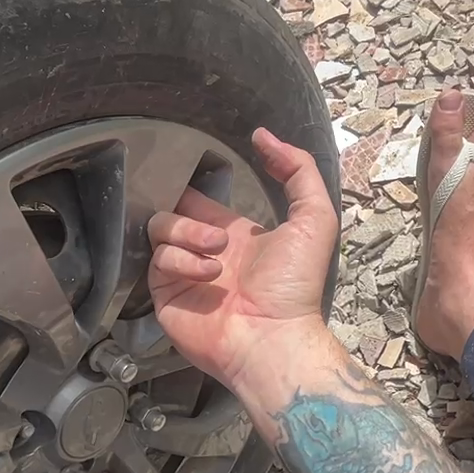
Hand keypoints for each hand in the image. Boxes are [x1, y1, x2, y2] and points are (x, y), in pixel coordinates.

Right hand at [147, 128, 338, 389]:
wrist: (273, 336)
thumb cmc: (295, 284)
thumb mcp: (314, 218)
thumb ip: (298, 171)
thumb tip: (264, 136)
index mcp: (235, 234)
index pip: (200, 200)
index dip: (195, 186)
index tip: (196, 175)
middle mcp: (205, 251)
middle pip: (173, 210)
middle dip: (187, 210)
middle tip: (215, 230)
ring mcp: (182, 272)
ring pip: (160, 228)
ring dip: (189, 233)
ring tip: (218, 253)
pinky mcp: (164, 292)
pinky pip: (159, 260)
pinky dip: (183, 261)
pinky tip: (208, 275)